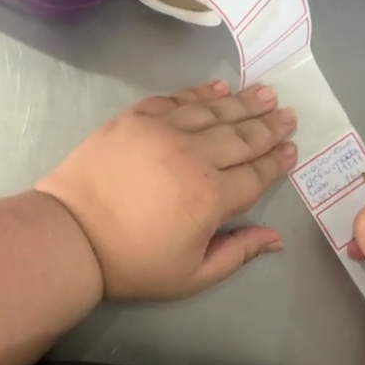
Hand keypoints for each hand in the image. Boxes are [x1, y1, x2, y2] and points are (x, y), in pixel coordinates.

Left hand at [36, 81, 298, 300]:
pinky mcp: (135, 118)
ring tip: (267, 94)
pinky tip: (220, 88)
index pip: (256, 173)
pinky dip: (201, 92)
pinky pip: (177, 99)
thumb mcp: (191, 275)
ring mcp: (163, 131)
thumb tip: (277, 238)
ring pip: (214, 111)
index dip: (278, 161)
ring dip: (244, 103)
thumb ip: (237, 253)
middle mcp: (195, 156)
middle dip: (269, 126)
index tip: (293, 148)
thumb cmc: (132, 263)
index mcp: (212, 197)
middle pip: (242, 136)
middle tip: (289, 115)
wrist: (70, 237)